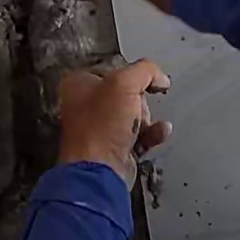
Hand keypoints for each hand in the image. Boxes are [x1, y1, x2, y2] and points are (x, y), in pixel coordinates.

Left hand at [57, 59, 172, 186]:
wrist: (100, 171)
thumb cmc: (102, 125)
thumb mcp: (125, 83)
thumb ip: (146, 70)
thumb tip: (161, 78)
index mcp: (79, 83)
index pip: (116, 68)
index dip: (133, 76)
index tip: (143, 82)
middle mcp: (86, 104)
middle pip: (128, 92)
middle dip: (139, 101)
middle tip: (134, 110)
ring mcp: (100, 126)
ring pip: (136, 113)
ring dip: (146, 119)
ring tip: (141, 127)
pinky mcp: (114, 146)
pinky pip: (140, 133)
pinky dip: (152, 133)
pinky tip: (159, 132)